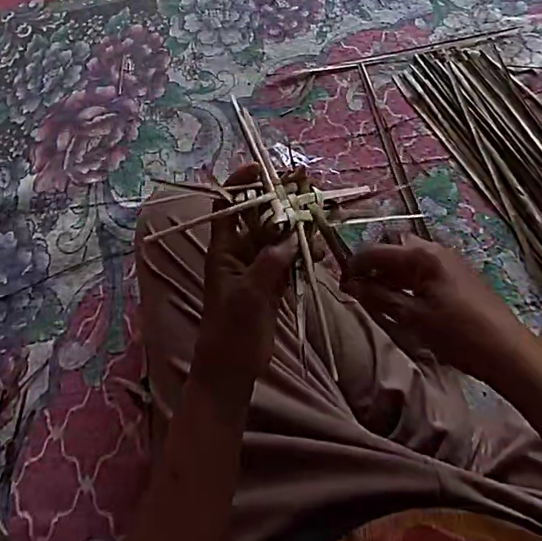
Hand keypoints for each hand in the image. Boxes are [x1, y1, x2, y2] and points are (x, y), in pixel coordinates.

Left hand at [192, 165, 296, 397]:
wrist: (231, 372)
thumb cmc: (229, 333)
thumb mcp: (248, 295)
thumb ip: (269, 264)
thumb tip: (292, 238)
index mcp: (223, 249)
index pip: (227, 206)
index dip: (240, 184)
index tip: (262, 168)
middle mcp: (239, 252)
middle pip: (259, 216)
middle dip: (279, 199)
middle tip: (303, 183)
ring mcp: (256, 267)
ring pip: (277, 235)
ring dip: (296, 223)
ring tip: (317, 210)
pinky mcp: (271, 283)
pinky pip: (288, 258)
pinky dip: (303, 250)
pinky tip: (319, 246)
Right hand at [342, 236, 530, 379]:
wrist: (510, 352)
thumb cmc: (459, 334)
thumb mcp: (413, 318)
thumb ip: (379, 297)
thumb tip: (351, 285)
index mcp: (421, 254)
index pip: (375, 251)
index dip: (354, 266)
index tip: (340, 284)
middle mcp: (434, 248)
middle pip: (392, 250)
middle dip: (373, 267)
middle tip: (360, 291)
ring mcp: (449, 260)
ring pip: (408, 259)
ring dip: (391, 274)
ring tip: (381, 299)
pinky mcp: (459, 274)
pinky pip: (424, 269)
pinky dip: (408, 280)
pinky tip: (406, 301)